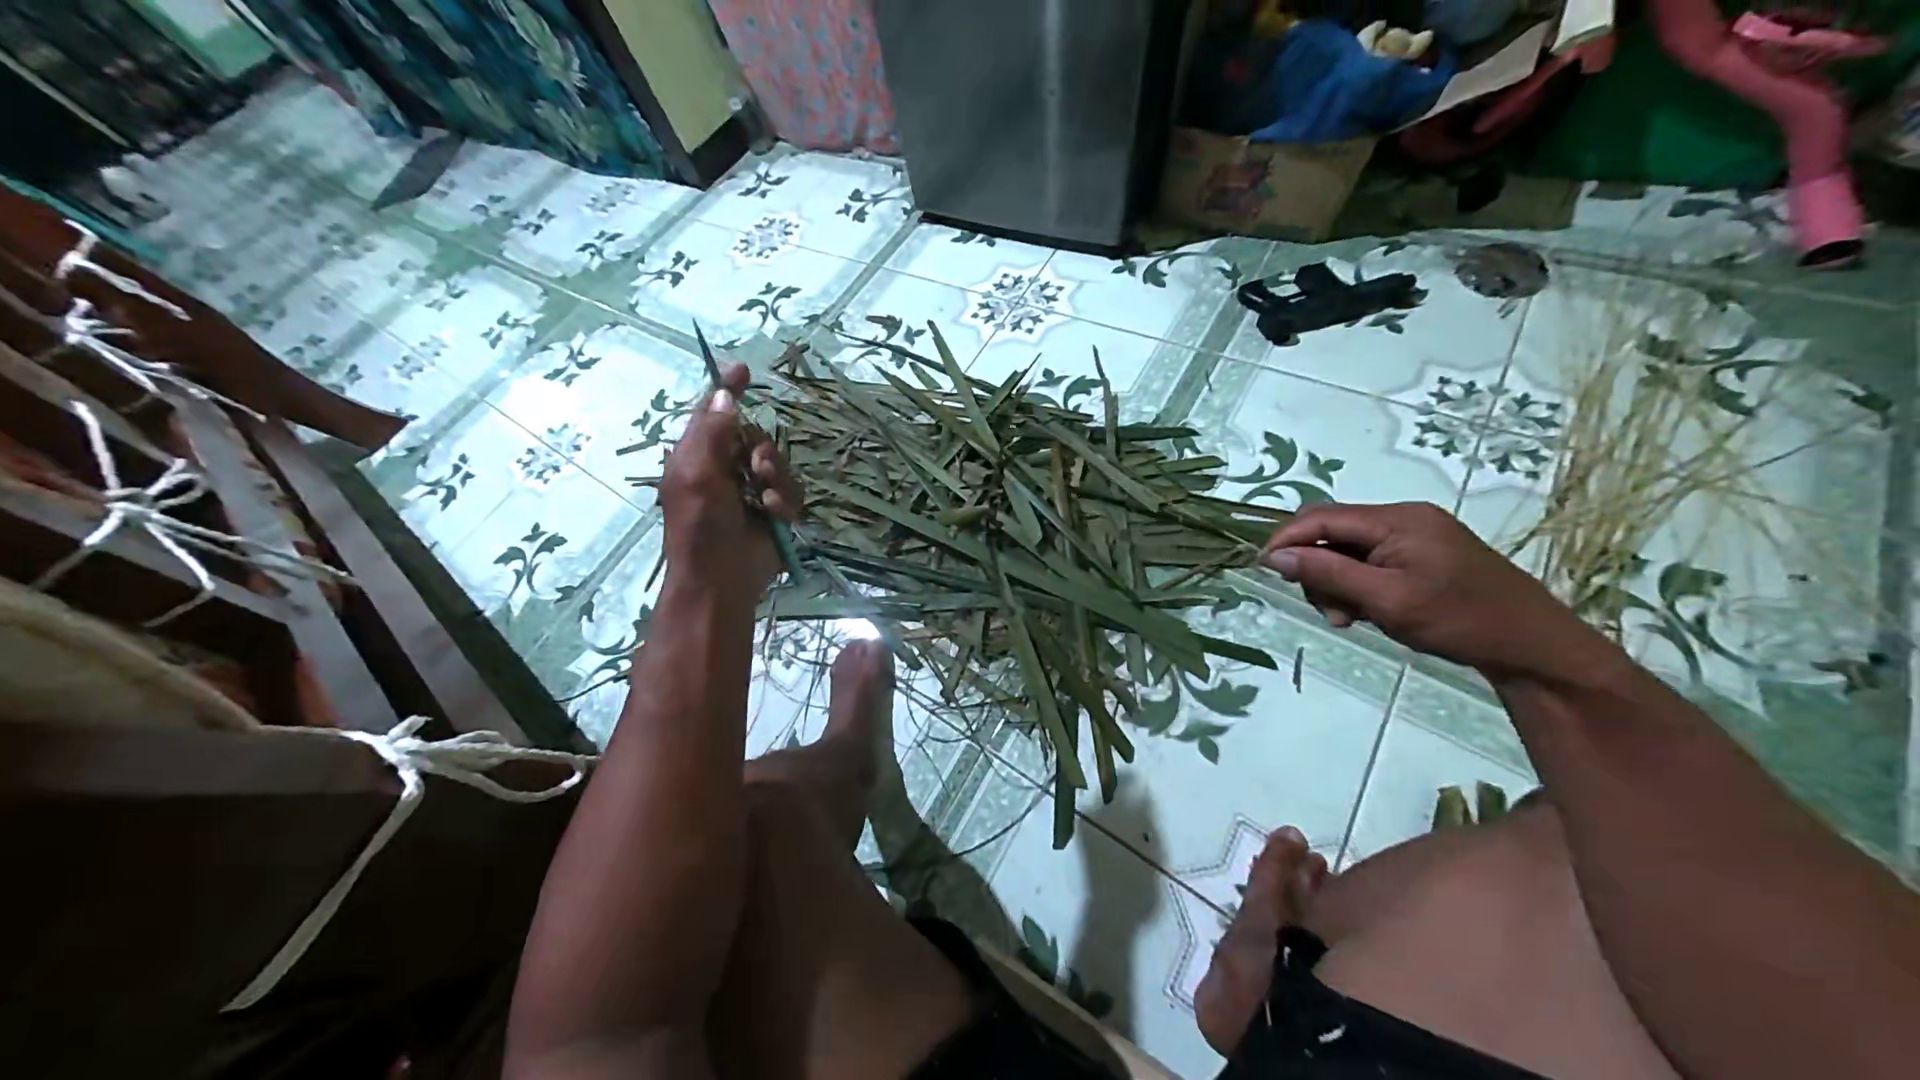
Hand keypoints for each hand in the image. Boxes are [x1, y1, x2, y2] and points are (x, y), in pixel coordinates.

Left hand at [658, 364, 801, 600]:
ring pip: (778, 462)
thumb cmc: (700, 526)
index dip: (728, 391)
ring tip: (764, 498)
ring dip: (775, 477)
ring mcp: (752, 491)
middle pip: (755, 436)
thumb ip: (711, 432)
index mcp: (698, 456)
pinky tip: (774, 515)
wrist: (723, 578)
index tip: (744, 370)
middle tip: (755, 468)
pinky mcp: (776, 512)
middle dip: (759, 449)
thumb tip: (724, 395)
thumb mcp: (697, 473)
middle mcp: (726, 469)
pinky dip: (785, 501)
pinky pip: (792, 490)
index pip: (714, 414)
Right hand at [1261, 501, 1607, 680]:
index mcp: (1397, 519)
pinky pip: (1369, 560)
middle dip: (1316, 568)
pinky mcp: (1420, 553)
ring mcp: (1413, 535)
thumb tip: (1273, 556)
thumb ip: (1327, 573)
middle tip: (1328, 610)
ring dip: (1335, 582)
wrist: (1533, 646)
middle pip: (1332, 532)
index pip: (1321, 517)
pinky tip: (1367, 611)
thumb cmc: (1459, 621)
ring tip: (1350, 618)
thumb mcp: (1386, 600)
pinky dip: (1357, 585)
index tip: (1264, 569)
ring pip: (1346, 549)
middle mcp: (1403, 517)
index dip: (1287, 539)